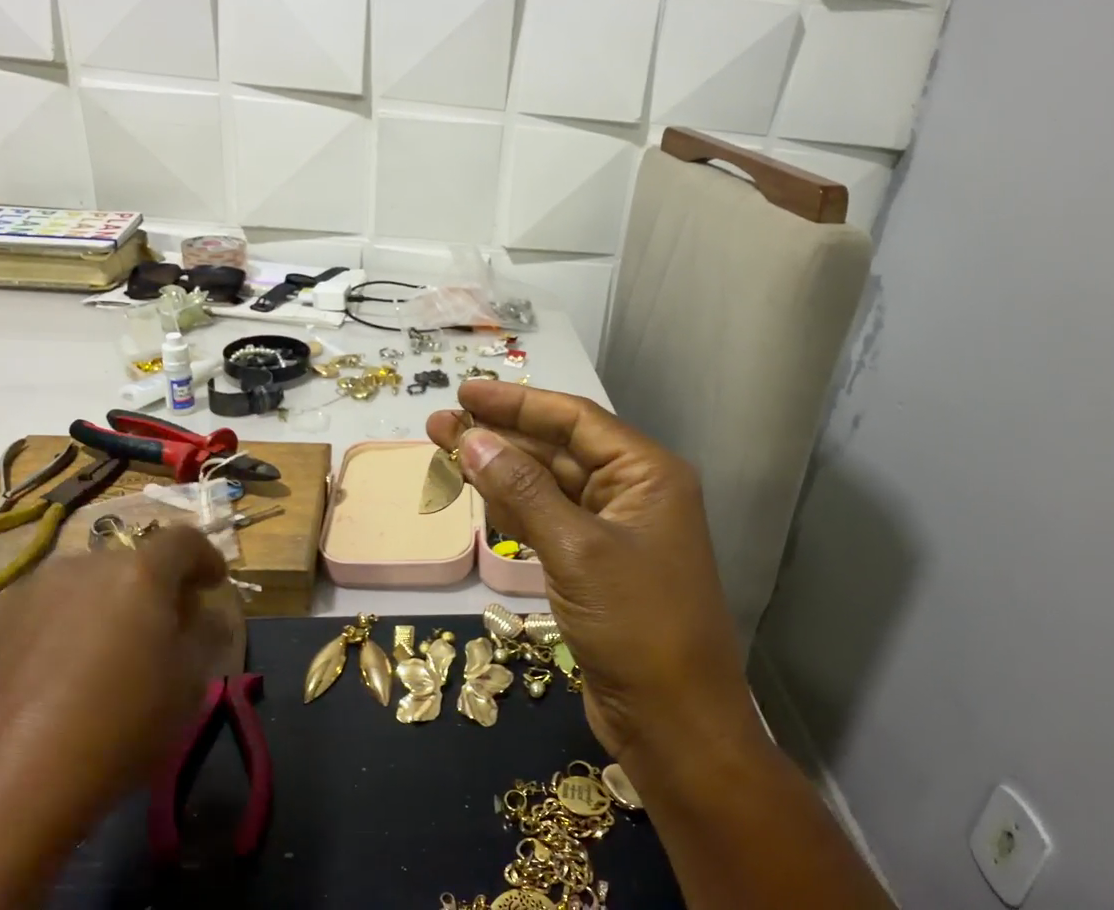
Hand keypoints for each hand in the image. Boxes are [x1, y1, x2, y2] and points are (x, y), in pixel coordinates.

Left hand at [0, 525, 234, 909]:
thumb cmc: (117, 729)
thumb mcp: (189, 687)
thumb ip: (203, 637)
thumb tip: (201, 616)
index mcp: (138, 573)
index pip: (184, 541)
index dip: (206, 558)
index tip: (214, 586)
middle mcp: (79, 569)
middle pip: (129, 563)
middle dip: (153, 589)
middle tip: (164, 630)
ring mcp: (25, 599)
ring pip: (81, 590)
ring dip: (104, 610)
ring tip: (109, 659)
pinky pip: (42, 620)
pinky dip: (62, 637)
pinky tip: (60, 687)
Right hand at [427, 382, 755, 762]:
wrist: (675, 721)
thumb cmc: (637, 624)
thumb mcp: (577, 549)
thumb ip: (523, 489)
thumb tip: (472, 438)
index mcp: (647, 473)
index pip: (575, 419)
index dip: (517, 402)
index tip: (464, 392)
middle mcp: (635, 493)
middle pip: (559, 449)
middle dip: (500, 436)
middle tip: (438, 426)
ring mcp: (616, 532)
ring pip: (550, 486)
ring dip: (501, 470)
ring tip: (445, 453)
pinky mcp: (597, 568)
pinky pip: (551, 523)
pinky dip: (515, 509)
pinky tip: (480, 495)